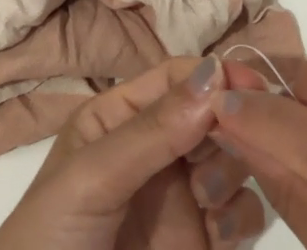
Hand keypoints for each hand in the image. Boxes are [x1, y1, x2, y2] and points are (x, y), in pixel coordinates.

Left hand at [0, 56, 268, 249]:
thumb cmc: (54, 235)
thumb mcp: (91, 177)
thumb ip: (152, 130)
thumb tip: (216, 73)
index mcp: (119, 118)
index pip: (174, 79)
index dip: (213, 75)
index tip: (253, 86)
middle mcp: (155, 150)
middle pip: (212, 116)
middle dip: (227, 128)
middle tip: (224, 149)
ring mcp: (180, 196)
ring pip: (232, 163)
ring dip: (231, 172)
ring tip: (205, 198)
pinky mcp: (202, 240)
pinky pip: (242, 214)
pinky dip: (242, 216)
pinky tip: (219, 232)